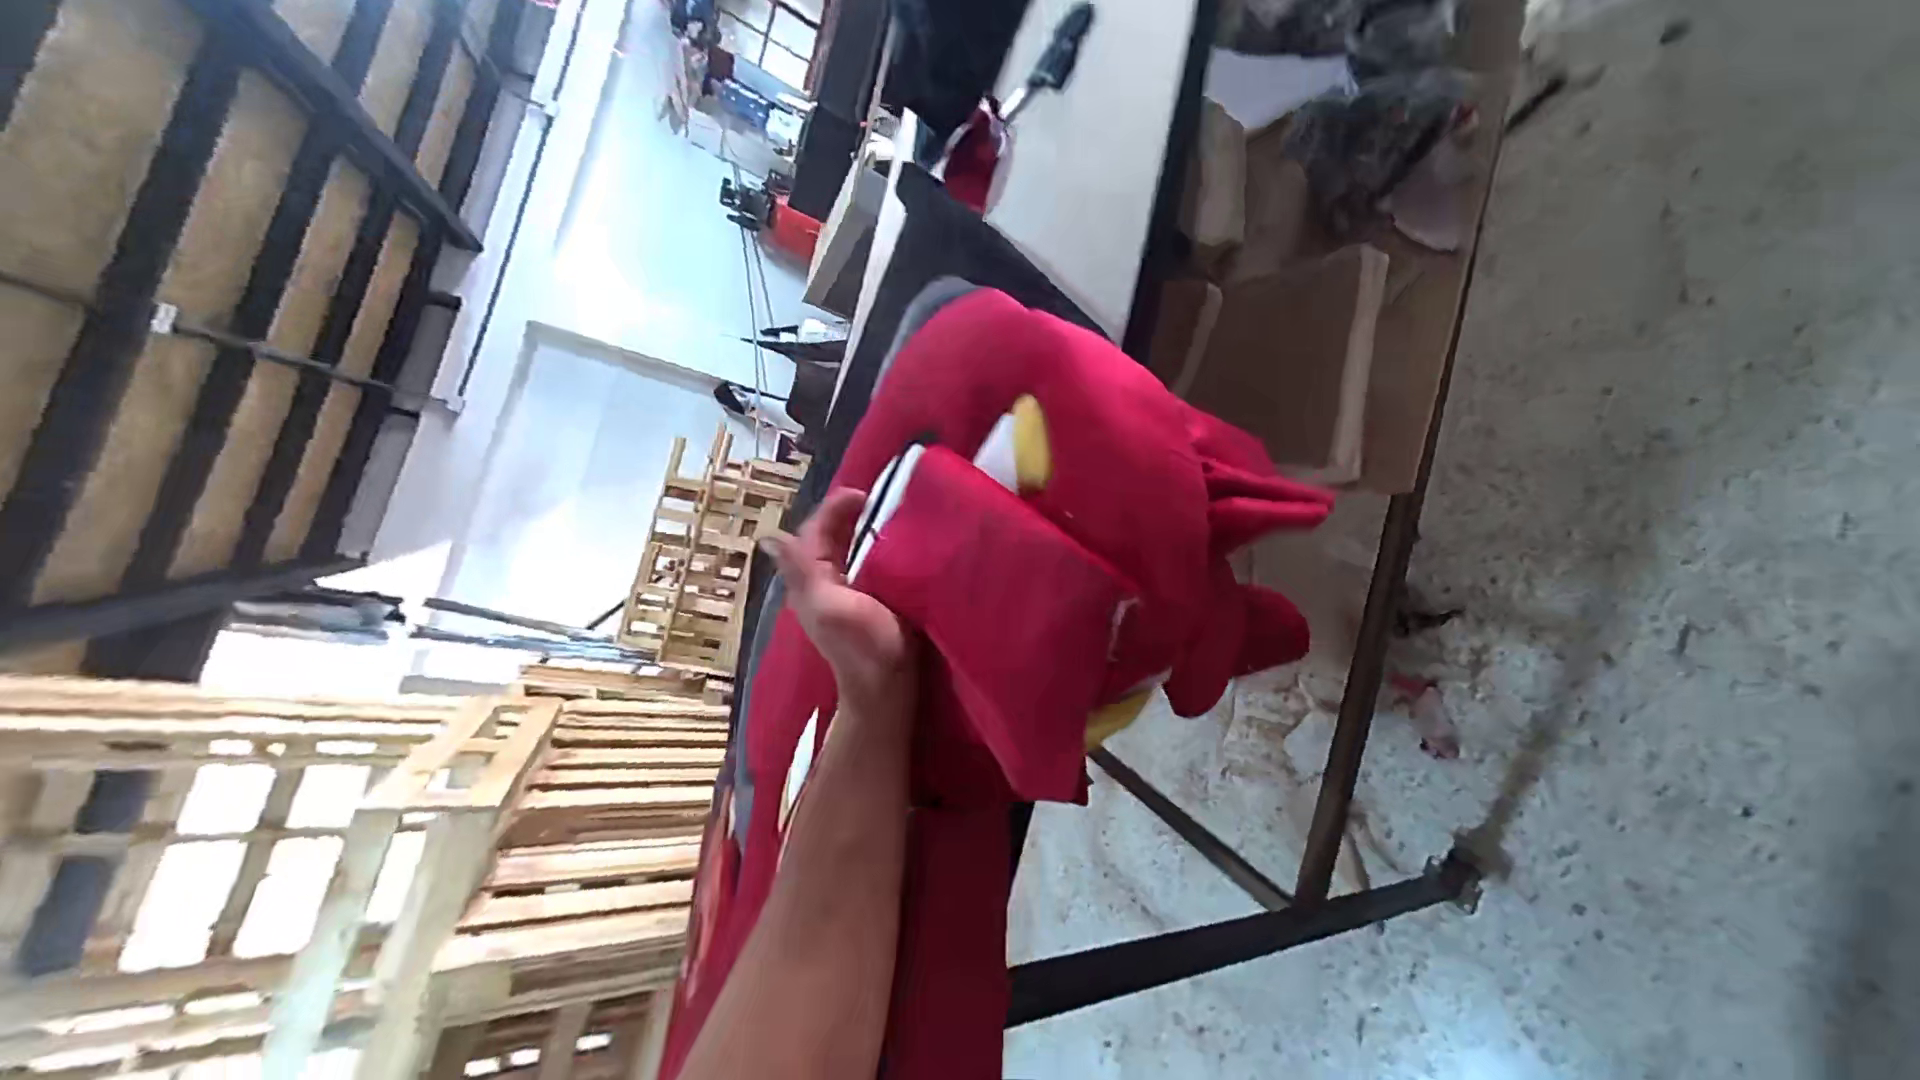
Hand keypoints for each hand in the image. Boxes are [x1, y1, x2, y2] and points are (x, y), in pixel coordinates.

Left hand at [761, 488, 916, 708]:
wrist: (888, 685)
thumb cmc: (862, 644)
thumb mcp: (829, 606)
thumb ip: (802, 572)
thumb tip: (768, 537)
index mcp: (810, 580)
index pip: (813, 532)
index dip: (833, 508)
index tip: (864, 494)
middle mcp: (822, 581)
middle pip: (829, 535)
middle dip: (848, 513)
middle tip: (881, 498)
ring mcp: (844, 590)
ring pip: (847, 547)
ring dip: (863, 527)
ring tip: (889, 512)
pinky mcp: (868, 597)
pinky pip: (866, 561)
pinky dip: (876, 545)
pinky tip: (895, 540)